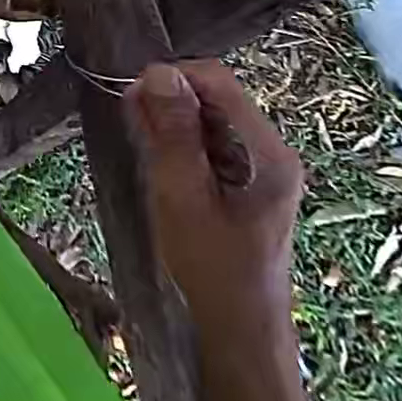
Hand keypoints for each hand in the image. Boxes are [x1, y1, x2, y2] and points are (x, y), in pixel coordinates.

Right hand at [126, 60, 303, 331]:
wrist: (236, 329)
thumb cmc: (209, 267)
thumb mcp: (182, 195)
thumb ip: (173, 132)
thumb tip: (158, 71)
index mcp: (267, 152)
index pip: (218, 81)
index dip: (172, 78)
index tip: (131, 97)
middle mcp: (270, 149)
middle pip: (214, 95)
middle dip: (168, 101)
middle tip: (133, 124)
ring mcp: (259, 163)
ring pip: (207, 115)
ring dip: (170, 121)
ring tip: (143, 144)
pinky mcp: (245, 176)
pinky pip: (207, 138)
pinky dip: (178, 140)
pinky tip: (159, 159)